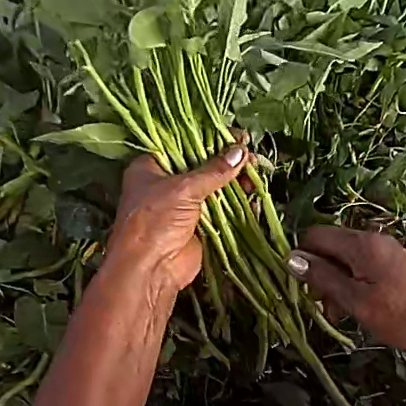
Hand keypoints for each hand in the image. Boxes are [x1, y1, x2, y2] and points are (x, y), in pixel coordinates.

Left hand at [102, 144, 246, 297]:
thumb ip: (214, 170)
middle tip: (251, 157)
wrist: (150, 269)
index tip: (237, 136)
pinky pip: (223, 209)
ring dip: (236, 182)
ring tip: (255, 175)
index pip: (185, 143)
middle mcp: (167, 183)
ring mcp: (184, 205)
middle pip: (203, 165)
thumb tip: (240, 152)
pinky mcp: (200, 224)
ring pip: (215, 187)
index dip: (211, 138)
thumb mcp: (183, 189)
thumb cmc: (154, 221)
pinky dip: (238, 203)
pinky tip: (253, 196)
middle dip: (228, 161)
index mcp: (152, 167)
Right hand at [286, 227, 405, 360]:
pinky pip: (361, 266)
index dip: (301, 255)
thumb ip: (323, 278)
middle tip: (317, 303)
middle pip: (330, 244)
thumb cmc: (400, 317)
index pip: (316, 234)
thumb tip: (291, 258)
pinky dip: (351, 283)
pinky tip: (353, 307)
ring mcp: (385, 250)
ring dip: (334, 280)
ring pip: (345, 257)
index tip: (297, 284)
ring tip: (336, 311)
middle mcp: (373, 239)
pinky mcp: (393, 264)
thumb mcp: (356, 301)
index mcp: (362, 244)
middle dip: (318, 270)